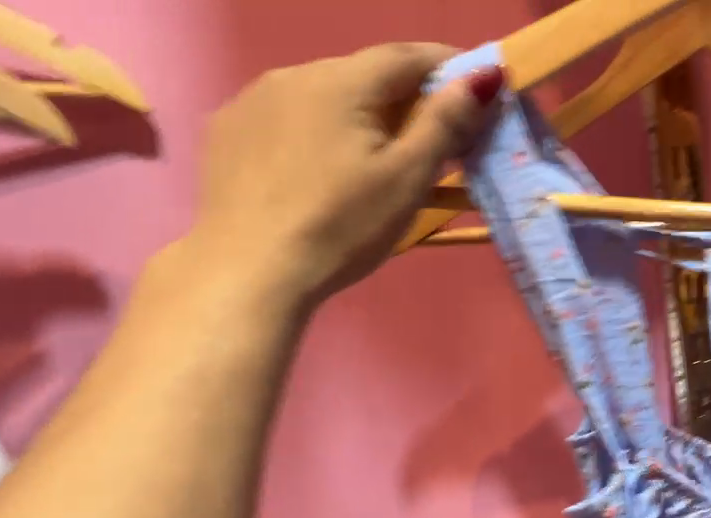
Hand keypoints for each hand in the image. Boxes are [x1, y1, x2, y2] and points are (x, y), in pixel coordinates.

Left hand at [184, 44, 501, 308]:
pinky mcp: (230, 132)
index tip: (481, 82)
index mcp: (340, 82)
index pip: (405, 56)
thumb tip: (481, 78)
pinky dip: (319, 129)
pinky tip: (326, 165)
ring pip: (324, 95)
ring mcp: (252, 100)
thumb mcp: (406, 179)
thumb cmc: (343, 226)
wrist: (252, 268)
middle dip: (405, 94)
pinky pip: (288, 117)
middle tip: (439, 128)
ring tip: (381, 151)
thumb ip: (443, 124)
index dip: (447, 65)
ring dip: (360, 112)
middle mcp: (291, 74)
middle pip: (363, 75)